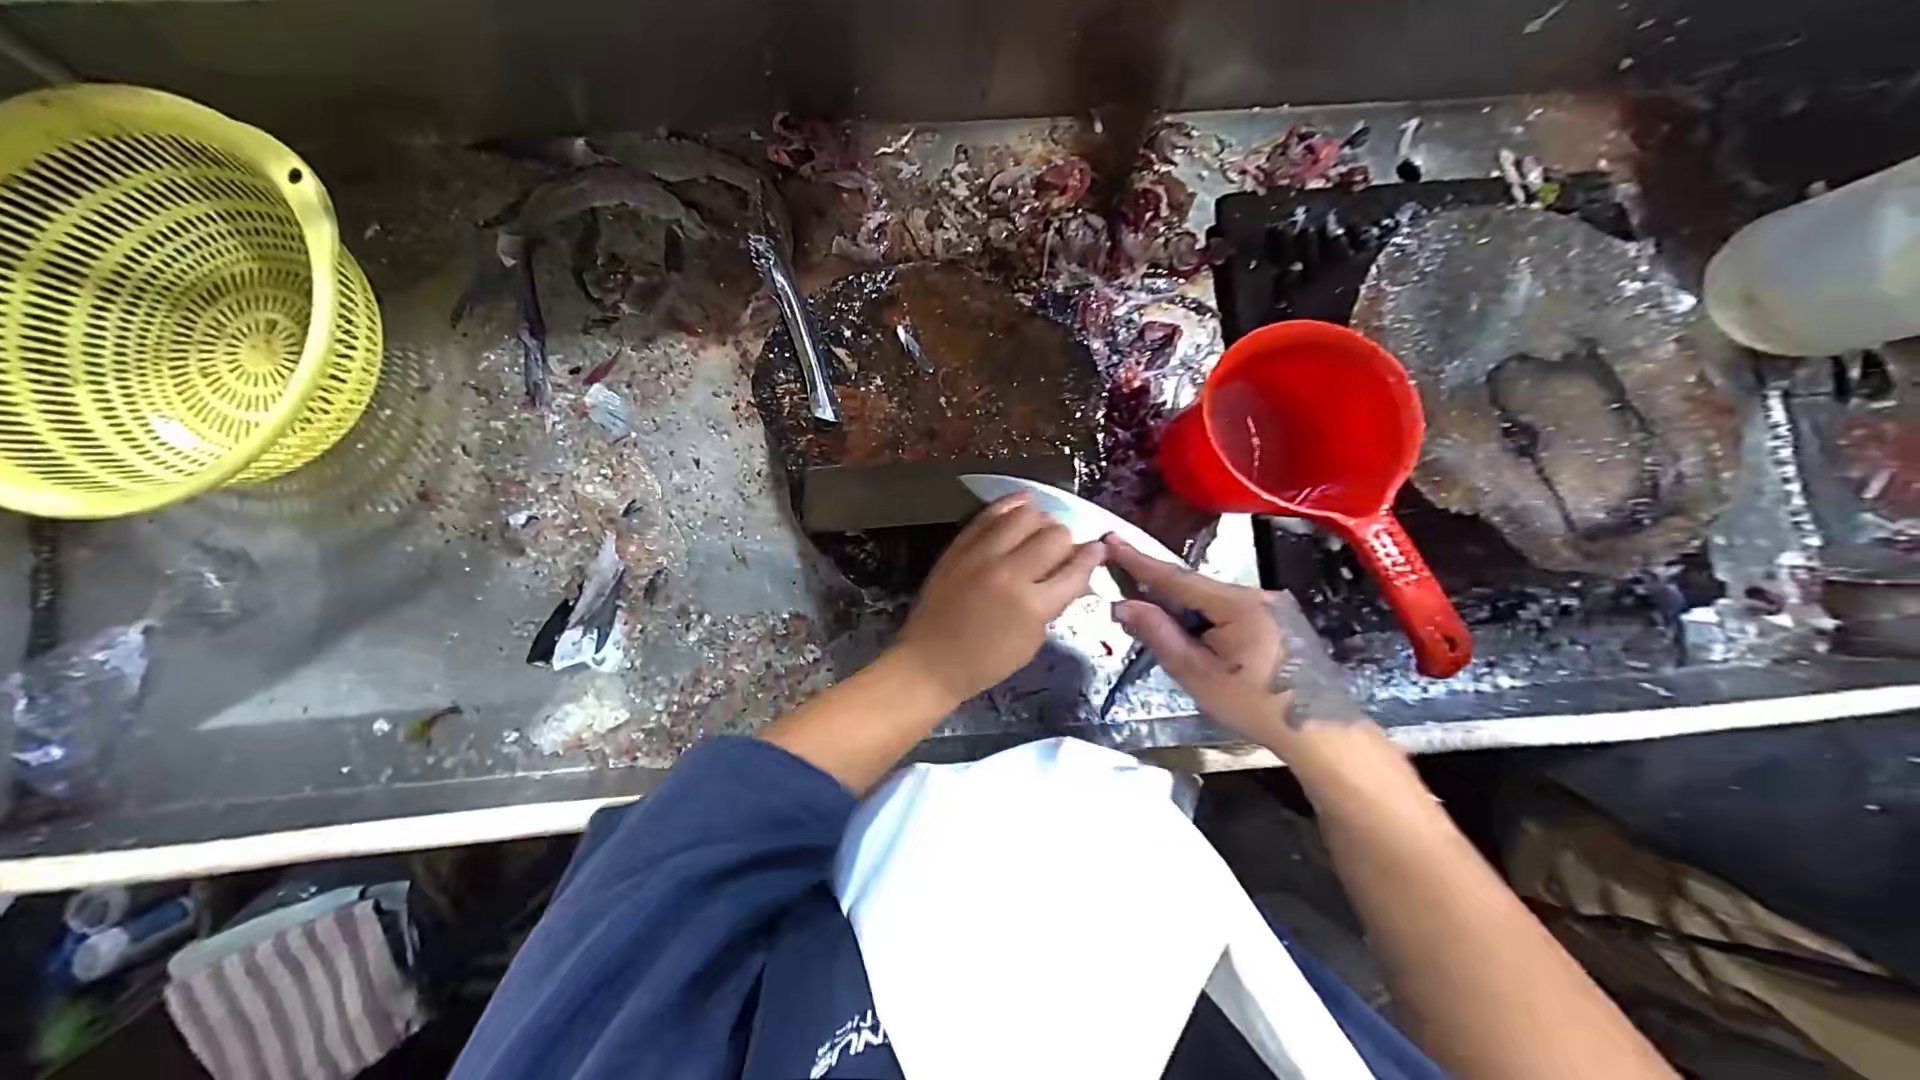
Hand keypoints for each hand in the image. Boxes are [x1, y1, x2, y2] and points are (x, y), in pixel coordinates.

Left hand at [892, 494, 1105, 703]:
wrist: (930, 661)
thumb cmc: (985, 661)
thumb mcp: (1031, 641)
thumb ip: (1054, 604)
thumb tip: (1072, 575)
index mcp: (1033, 604)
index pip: (1075, 570)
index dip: (1092, 558)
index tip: (1097, 550)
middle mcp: (1011, 573)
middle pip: (1055, 535)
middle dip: (1066, 540)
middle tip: (1063, 548)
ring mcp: (982, 555)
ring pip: (1026, 515)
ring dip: (1041, 520)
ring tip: (1042, 527)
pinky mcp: (960, 547)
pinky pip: (990, 514)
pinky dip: (1010, 505)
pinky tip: (1024, 502)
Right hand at [1107, 537, 1306, 746]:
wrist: (1323, 733)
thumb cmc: (1255, 706)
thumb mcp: (1198, 674)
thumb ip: (1160, 634)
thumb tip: (1124, 605)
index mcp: (1239, 604)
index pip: (1178, 578)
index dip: (1140, 561)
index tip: (1112, 540)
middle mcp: (1258, 594)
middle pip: (1196, 586)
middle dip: (1159, 586)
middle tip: (1123, 578)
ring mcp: (1273, 605)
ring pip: (1213, 598)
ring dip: (1182, 605)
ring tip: (1154, 615)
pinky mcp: (1280, 619)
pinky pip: (1230, 608)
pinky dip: (1205, 615)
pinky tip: (1192, 630)